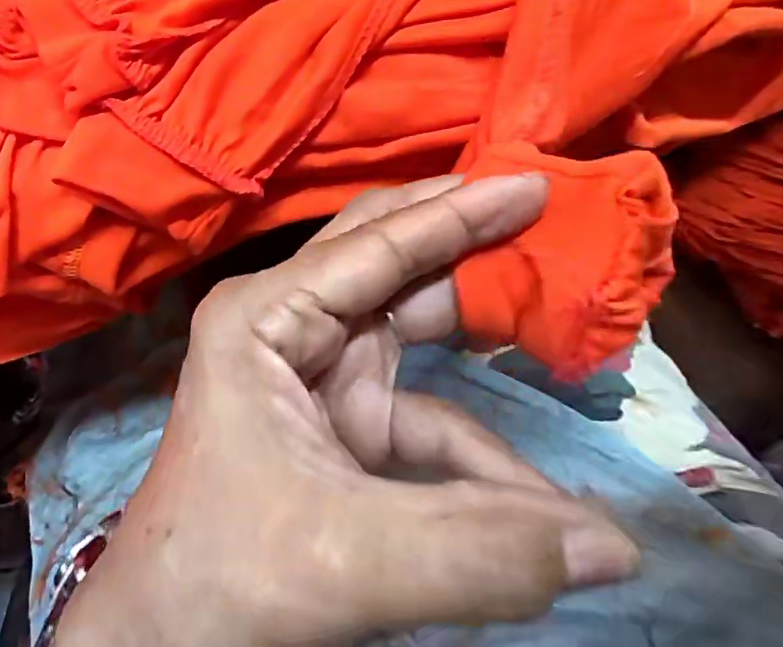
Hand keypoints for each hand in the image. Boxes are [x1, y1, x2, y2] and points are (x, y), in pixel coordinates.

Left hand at [55, 174, 637, 646]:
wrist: (168, 641)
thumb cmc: (227, 576)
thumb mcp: (346, 558)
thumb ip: (479, 551)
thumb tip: (614, 548)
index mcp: (265, 316)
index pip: (375, 247)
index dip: (456, 213)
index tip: (528, 181)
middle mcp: (289, 322)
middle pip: (391, 260)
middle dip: (464, 239)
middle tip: (541, 212)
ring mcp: (320, 369)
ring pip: (413, 324)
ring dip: (481, 330)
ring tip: (556, 315)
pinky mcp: (346, 419)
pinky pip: (427, 416)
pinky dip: (482, 455)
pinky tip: (539, 503)